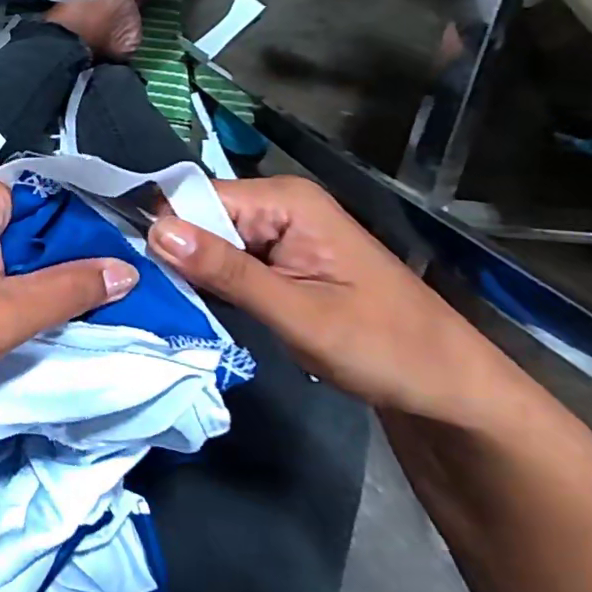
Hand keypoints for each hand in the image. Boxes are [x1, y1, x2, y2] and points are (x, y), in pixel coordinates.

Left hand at [0, 176, 139, 393]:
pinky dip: (1, 275)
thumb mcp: (11, 311)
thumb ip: (71, 288)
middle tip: (88, 297)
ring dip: (28, 271)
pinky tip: (12, 303)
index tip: (110, 272)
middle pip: (28, 221)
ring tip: (54, 305)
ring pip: (6, 241)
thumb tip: (126, 268)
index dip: (81, 237)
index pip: (50, 201)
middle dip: (54, 257)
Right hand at [146, 176, 522, 426]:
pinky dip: (210, 282)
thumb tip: (156, 231)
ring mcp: (278, 230)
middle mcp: (277, 203)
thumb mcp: (301, 315)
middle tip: (156, 294)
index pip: (195, 198)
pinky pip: (224, 258)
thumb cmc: (388, 350)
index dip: (165, 230)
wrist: (454, 393)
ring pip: (206, 240)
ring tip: (175, 302)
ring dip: (191, 271)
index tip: (137, 268)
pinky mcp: (277, 257)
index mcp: (285, 200)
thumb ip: (227, 271)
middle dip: (176, 253)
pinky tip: (202, 304)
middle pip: (197, 216)